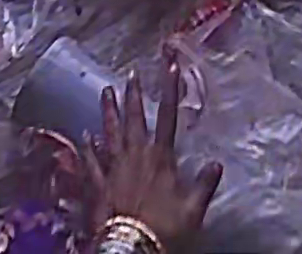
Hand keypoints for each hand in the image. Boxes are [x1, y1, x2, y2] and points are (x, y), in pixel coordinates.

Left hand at [84, 62, 221, 253]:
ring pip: (110, 133)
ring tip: (105, 91)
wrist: (130, 251)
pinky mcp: (97, 186)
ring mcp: (114, 169)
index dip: (170, 89)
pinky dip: (87, 149)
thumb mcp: (193, 210)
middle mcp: (136, 155)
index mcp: (160, 156)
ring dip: (108, 112)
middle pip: (134, 119)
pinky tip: (83, 136)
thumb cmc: (164, 229)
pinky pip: (90, 163)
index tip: (170, 66)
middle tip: (130, 74)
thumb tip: (218, 163)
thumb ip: (204, 185)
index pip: (168, 115)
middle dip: (133, 95)